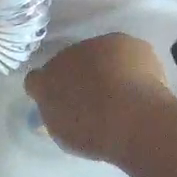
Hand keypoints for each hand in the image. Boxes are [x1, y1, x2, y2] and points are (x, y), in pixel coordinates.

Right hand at [24, 33, 175, 161]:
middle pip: (67, 64)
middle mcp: (64, 58)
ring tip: (123, 91)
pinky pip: (122, 51)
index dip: (48, 89)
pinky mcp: (121, 40)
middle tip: (95, 99)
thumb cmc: (95, 134)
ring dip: (103, 67)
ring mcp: (93, 45)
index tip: (61, 103)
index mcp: (45, 83)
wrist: (133, 117)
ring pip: (95, 54)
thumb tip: (62, 110)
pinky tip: (140, 83)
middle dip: (78, 76)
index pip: (36, 79)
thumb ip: (58, 116)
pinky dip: (128, 64)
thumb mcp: (65, 135)